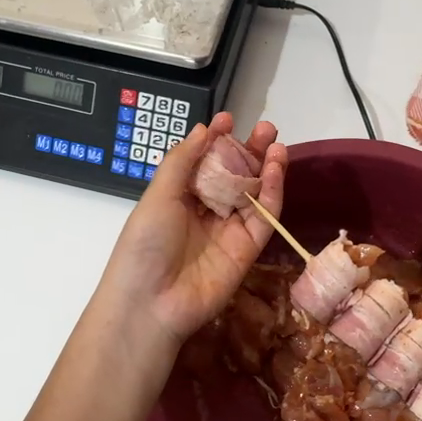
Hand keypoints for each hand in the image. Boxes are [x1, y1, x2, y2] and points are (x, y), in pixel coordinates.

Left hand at [88, 112, 287, 366]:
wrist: (151, 302)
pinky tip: (276, 169)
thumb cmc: (145, 244)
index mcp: (180, 196)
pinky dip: (273, 192)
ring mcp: (229, 229)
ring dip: (267, 167)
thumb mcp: (158, 195)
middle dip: (250, 150)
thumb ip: (183, 161)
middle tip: (266, 129)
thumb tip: (204, 129)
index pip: (206, 162)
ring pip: (255, 193)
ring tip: (276, 144)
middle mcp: (207, 210)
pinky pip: (265, 217)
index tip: (228, 118)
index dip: (218, 140)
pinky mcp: (248, 249)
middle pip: (236, 175)